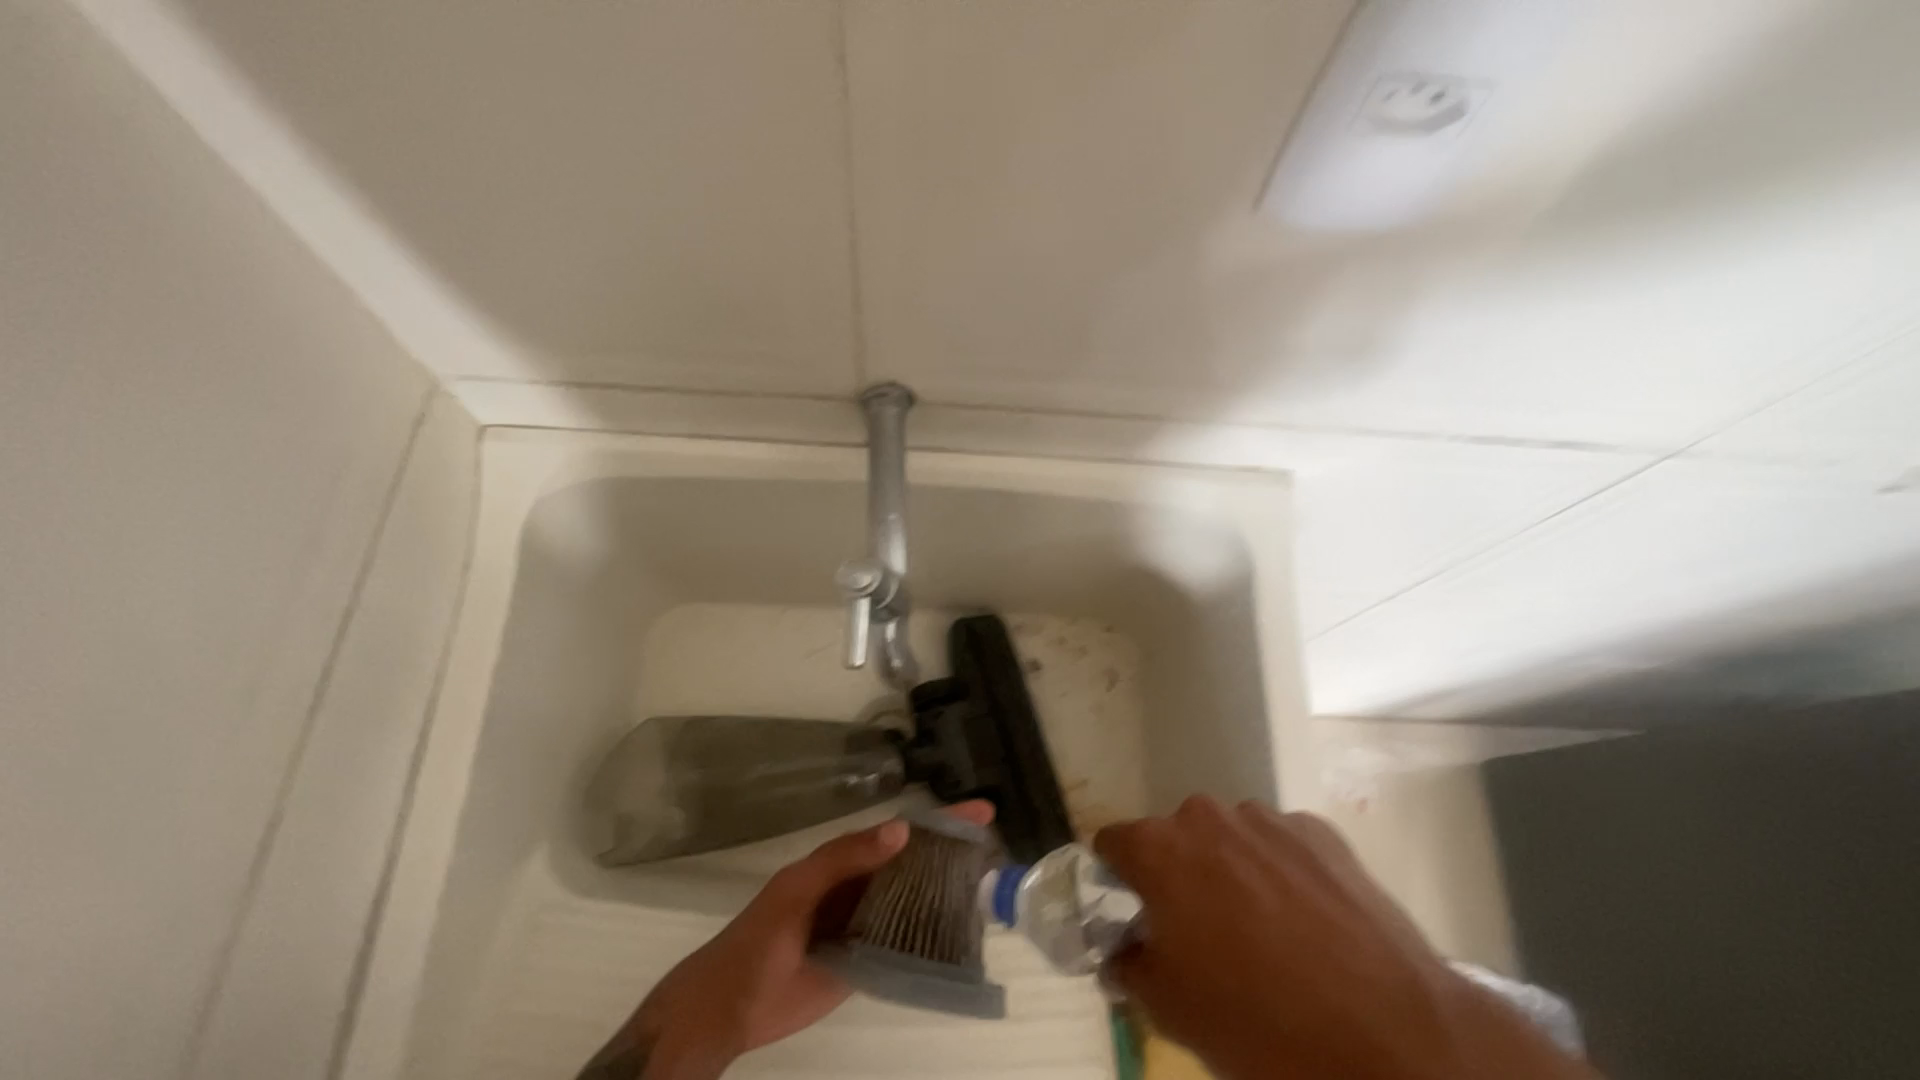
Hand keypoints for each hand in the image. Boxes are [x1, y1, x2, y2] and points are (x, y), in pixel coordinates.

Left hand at [581, 801, 995, 1079]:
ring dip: (948, 893)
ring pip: (914, 901)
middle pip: (913, 865)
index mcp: (843, 862)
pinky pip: (907, 942)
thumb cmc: (760, 937)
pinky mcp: (869, 962)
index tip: (980, 811)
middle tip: (996, 850)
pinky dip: (933, 935)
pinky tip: (962, 935)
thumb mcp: (798, 889)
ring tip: (990, 889)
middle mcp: (860, 888)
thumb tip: (902, 830)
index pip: (899, 833)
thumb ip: (844, 858)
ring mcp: (866, 925)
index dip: (938, 821)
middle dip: (952, 853)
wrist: (731, 1005)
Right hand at [1095, 797, 1597, 1079]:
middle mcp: (1207, 817)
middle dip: (1177, 878)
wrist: (1390, 1032)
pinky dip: (1280, 873)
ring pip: (1229, 840)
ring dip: (1230, 872)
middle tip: (1200, 936)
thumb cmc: (1258, 1021)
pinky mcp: (1323, 833)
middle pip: (1173, 839)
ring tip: (1263, 933)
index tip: (1134, 920)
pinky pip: (1280, 846)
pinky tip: (1307, 924)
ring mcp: (1270, 819)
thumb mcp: (1170, 1009)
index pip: (1112, 845)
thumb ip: (1129, 966)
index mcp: (1159, 849)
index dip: (1116, 882)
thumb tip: (1123, 951)